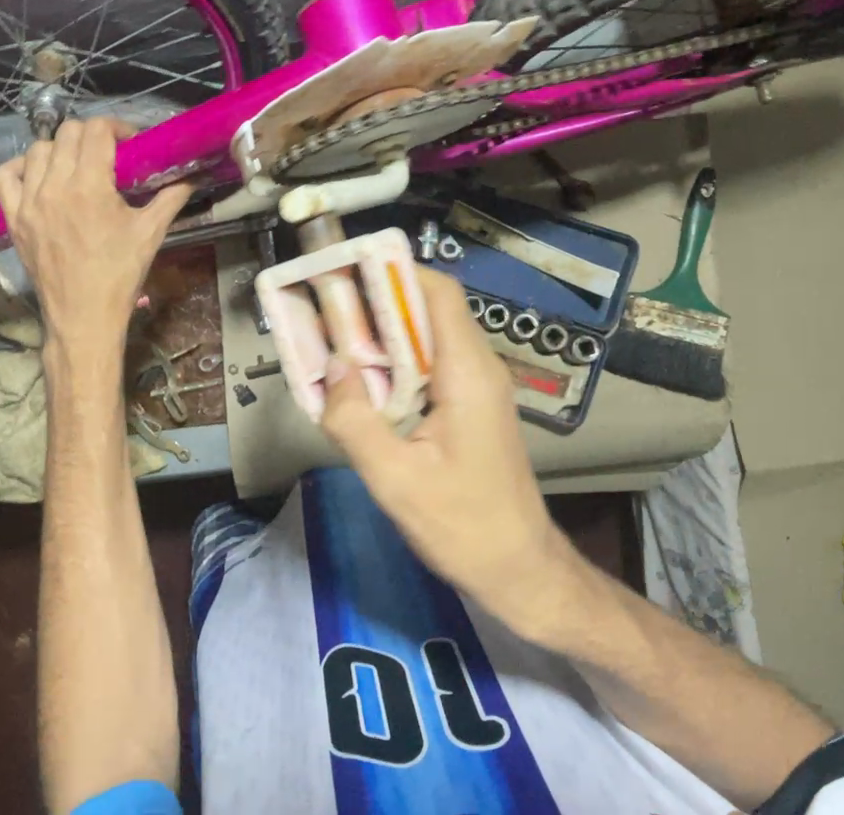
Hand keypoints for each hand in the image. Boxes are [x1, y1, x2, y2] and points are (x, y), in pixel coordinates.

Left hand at [0, 118, 191, 355]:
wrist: (83, 317)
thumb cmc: (120, 275)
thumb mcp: (151, 233)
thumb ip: (171, 197)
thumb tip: (192, 175)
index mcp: (89, 186)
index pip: (97, 131)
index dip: (118, 128)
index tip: (131, 143)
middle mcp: (54, 186)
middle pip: (67, 133)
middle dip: (92, 135)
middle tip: (109, 154)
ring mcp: (28, 202)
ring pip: (38, 149)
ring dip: (61, 149)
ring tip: (78, 166)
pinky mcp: (13, 218)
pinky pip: (6, 176)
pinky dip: (22, 167)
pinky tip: (40, 175)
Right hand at [320, 270, 583, 626]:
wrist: (519, 570)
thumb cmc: (463, 526)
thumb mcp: (395, 479)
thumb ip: (355, 421)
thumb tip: (331, 370)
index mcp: (467, 373)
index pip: (438, 294)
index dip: (393, 273)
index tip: (344, 273)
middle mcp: (478, 369)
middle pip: (429, 311)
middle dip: (376, 302)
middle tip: (324, 309)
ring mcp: (477, 390)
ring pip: (427, 339)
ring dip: (382, 335)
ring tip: (333, 340)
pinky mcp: (470, 410)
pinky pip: (430, 367)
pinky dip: (394, 364)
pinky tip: (360, 384)